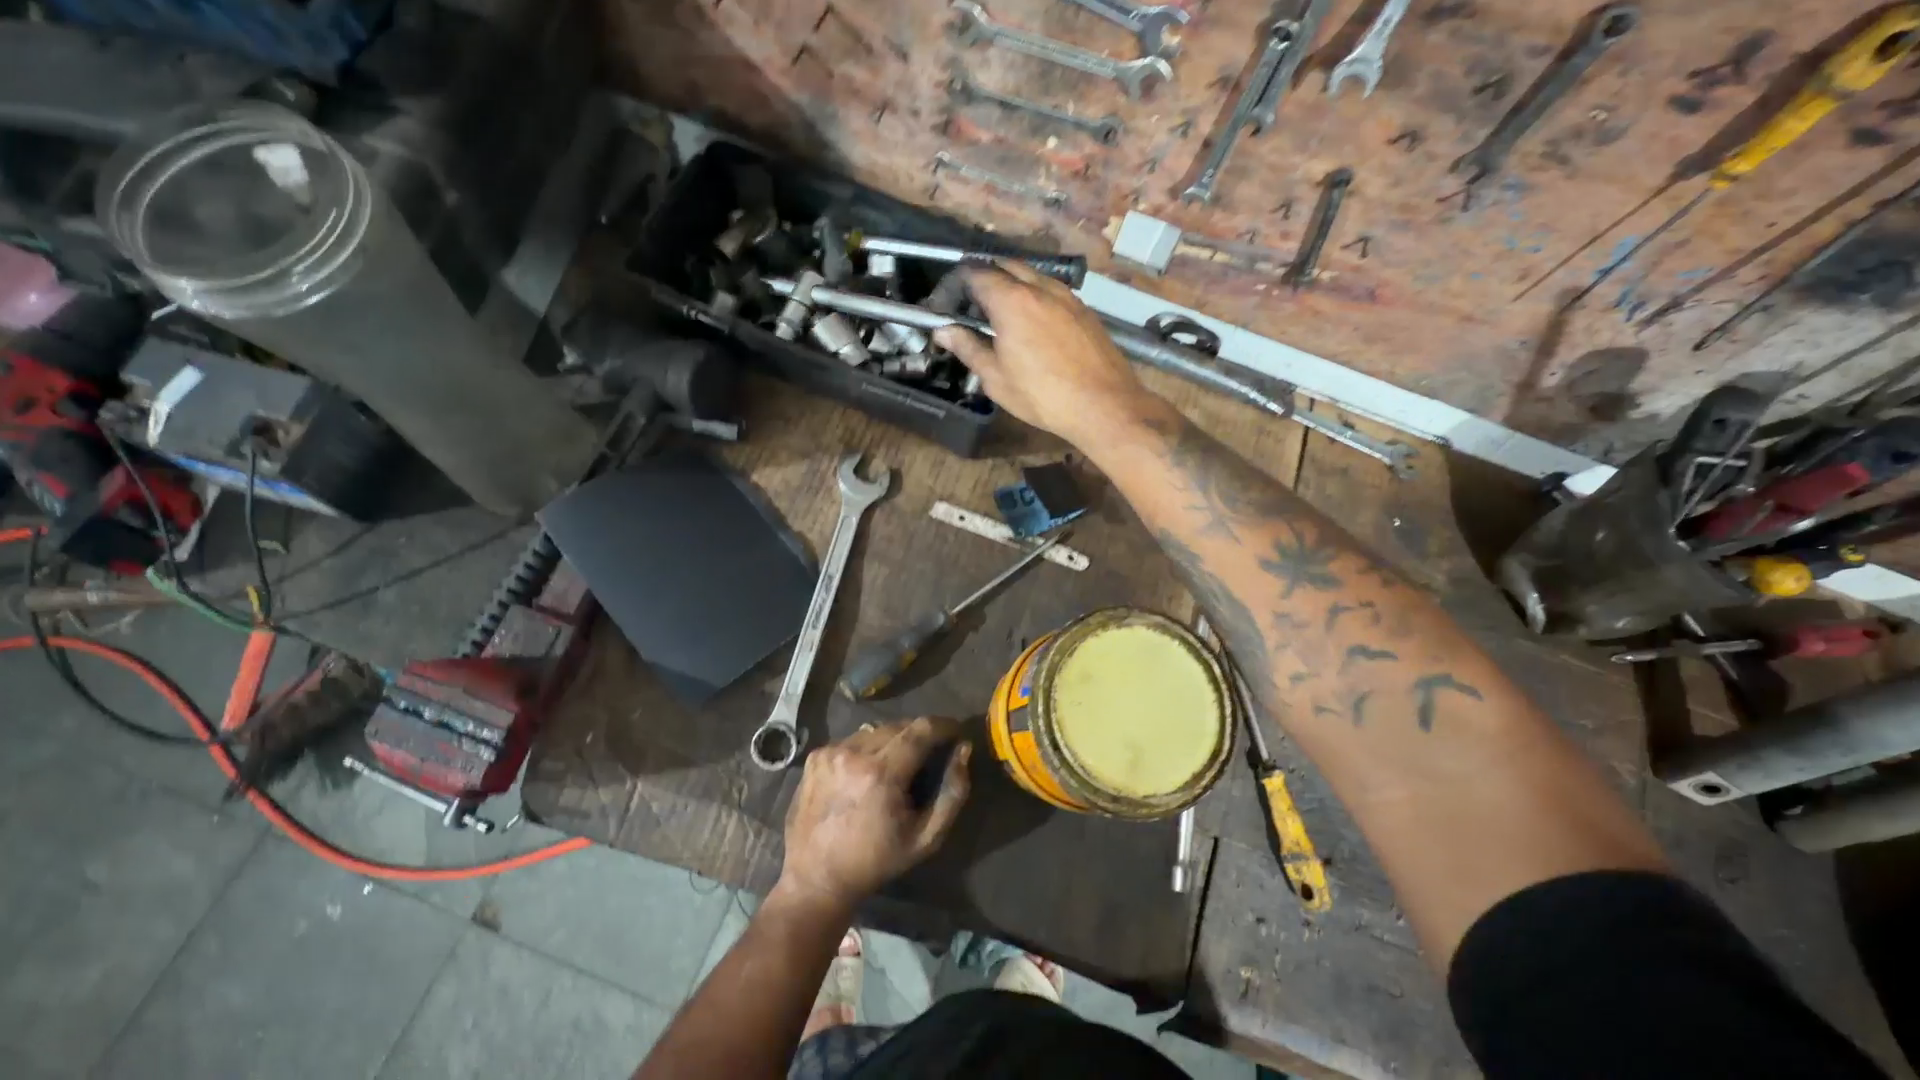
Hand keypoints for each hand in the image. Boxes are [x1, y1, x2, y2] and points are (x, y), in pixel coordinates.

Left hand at [775, 717, 972, 911]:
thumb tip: (963, 750)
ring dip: (892, 741)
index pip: (921, 729)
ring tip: (897, 765)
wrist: (817, 877)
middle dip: (919, 734)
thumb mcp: (926, 837)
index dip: (944, 725)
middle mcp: (852, 753)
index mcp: (881, 772)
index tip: (956, 732)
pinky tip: (866, 774)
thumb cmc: (876, 861)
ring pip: (873, 731)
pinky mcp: (815, 757)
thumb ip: (953, 792)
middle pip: (897, 726)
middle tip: (929, 754)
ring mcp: (829, 753)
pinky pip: (851, 741)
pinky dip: (866, 750)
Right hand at [932, 262, 1157, 447]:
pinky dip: (1036, 296)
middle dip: (986, 277)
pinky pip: (1053, 291)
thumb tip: (943, 331)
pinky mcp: (1085, 310)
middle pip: (1006, 266)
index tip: (949, 302)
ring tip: (1002, 313)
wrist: (1104, 405)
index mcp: (1011, 300)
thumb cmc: (1042, 396)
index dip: (958, 283)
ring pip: (1033, 276)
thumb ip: (968, 349)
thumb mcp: (996, 378)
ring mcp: (1067, 296)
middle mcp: (1040, 288)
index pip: (977, 274)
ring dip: (1013, 284)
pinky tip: (1034, 323)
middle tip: (973, 304)